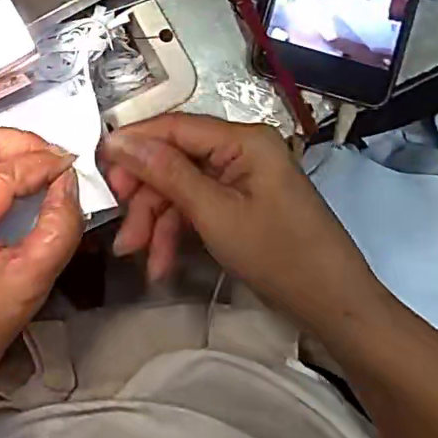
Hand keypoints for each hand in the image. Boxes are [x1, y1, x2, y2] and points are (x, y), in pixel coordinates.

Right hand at [99, 113, 377, 313]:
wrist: (338, 310)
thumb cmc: (280, 255)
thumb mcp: (214, 214)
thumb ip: (165, 172)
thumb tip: (118, 140)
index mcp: (242, 139)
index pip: (173, 127)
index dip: (133, 143)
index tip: (99, 165)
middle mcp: (240, 148)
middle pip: (174, 160)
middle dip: (145, 196)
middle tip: (121, 225)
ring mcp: (240, 176)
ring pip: (181, 187)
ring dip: (156, 220)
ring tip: (137, 254)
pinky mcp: (240, 201)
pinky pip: (197, 205)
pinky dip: (177, 231)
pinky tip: (160, 261)